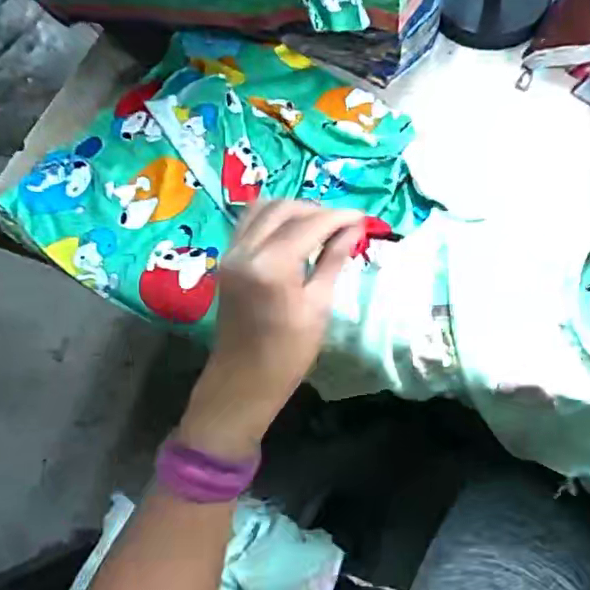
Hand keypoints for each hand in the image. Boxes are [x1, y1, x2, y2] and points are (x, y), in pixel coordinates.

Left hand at [174, 200, 365, 460]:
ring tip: (320, 226)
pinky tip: (293, 233)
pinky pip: (250, 222)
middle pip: (284, 208)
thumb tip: (353, 230)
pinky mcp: (227, 259)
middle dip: (317, 210)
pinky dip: (273, 218)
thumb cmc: (288, 353)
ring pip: (263, 208)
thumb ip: (333, 260)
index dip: (339, 216)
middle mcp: (246, 250)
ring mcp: (231, 253)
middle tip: (343, 225)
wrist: (243, 381)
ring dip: (293, 210)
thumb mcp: (319, 306)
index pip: (310, 224)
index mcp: (271, 265)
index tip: (363, 217)